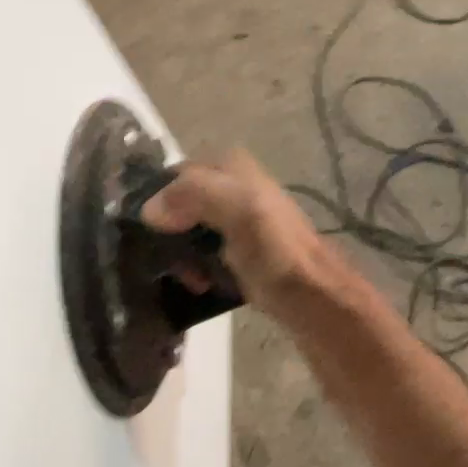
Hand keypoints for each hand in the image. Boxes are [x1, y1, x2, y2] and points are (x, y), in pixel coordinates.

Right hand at [140, 149, 340, 320]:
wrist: (317, 300)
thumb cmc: (277, 253)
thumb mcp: (238, 210)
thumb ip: (193, 195)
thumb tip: (150, 209)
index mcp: (233, 167)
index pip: (176, 174)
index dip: (159, 200)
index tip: (150, 232)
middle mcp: (237, 188)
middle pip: (182, 204)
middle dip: (170, 233)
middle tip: (168, 261)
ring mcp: (241, 222)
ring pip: (191, 232)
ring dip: (183, 256)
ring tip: (189, 278)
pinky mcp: (245, 253)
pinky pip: (206, 255)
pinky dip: (199, 269)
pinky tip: (202, 285)